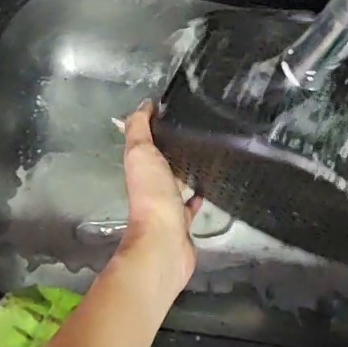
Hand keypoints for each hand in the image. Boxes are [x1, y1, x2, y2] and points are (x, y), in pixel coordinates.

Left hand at [116, 101, 199, 293]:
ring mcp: (166, 204)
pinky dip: (197, 195)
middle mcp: (149, 184)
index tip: (174, 107)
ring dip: (185, 170)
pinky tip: (208, 186)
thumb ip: (139, 127)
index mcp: (139, 165)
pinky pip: (190, 205)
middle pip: (160, 160)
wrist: (164, 243)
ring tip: (205, 153)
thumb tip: (143, 103)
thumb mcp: (140, 152)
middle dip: (172, 147)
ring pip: (176, 181)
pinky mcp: (182, 222)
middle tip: (195, 129)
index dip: (155, 123)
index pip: (145, 139)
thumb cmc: (152, 194)